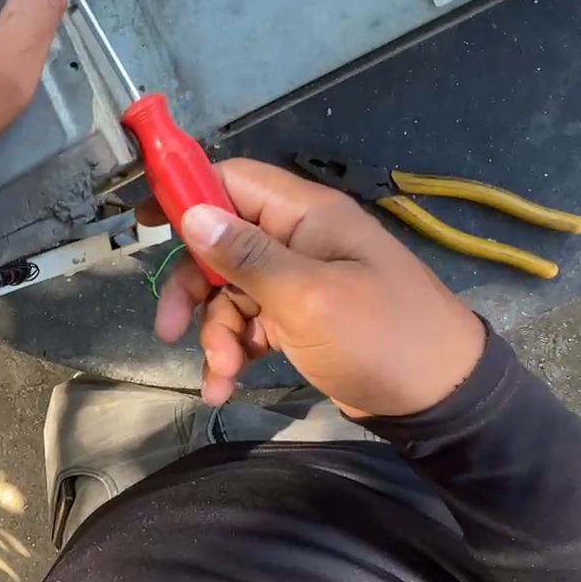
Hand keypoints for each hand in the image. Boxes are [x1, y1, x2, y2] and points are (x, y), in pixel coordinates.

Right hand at [150, 159, 486, 416]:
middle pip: (218, 246)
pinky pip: (245, 326)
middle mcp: (296, 241)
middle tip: (167, 329)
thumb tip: (193, 214)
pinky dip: (230, 354)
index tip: (144, 219)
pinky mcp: (295, 320)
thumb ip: (247, 256)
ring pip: (226, 293)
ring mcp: (295, 282)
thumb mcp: (308, 297)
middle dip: (191, 290)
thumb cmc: (380, 338)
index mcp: (305, 216)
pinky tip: (225, 387)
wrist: (436, 400)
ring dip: (213, 334)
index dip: (186, 193)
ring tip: (222, 372)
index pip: (232, 181)